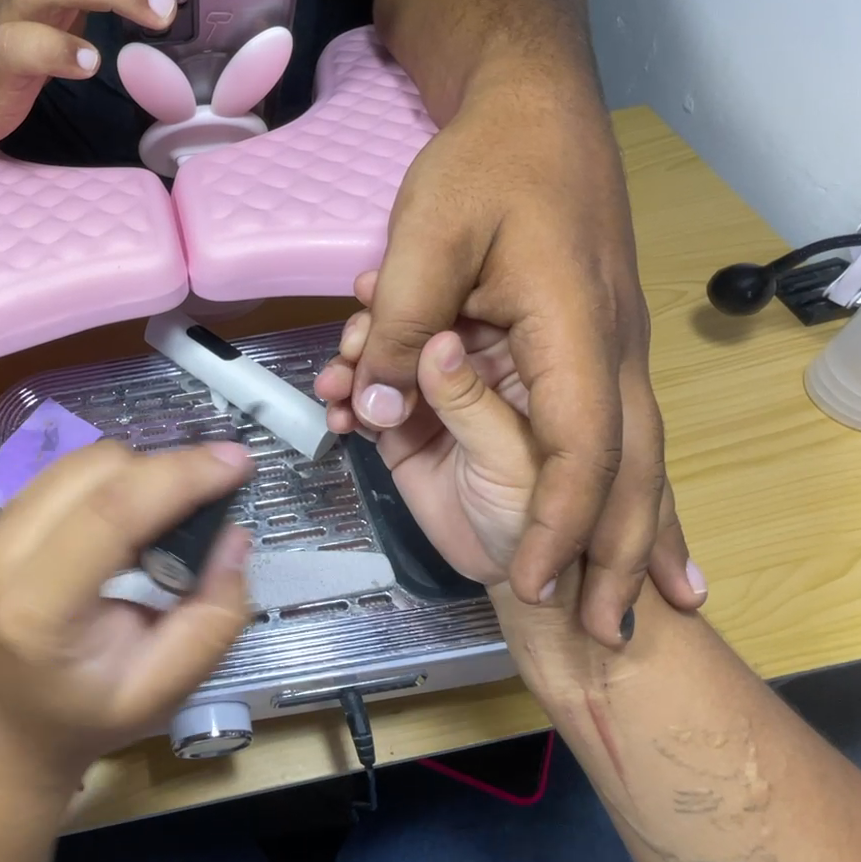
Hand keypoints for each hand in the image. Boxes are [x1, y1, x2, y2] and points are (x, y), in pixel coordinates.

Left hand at [0, 440, 254, 774]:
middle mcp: (8, 553)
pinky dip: (120, 476)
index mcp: (42, 608)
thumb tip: (234, 535)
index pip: (110, 514)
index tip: (239, 464)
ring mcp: (0, 526)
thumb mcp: (165, 691)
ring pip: (89, 459)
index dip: (179, 477)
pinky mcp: (8, 512)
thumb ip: (212, 619)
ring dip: (145, 472)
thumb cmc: (91, 708)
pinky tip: (138, 514)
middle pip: (100, 472)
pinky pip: (76, 467)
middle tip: (214, 498)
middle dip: (169, 470)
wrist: (21, 715)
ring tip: (173, 516)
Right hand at [315, 274, 537, 583]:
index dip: (417, 299)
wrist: (496, 572)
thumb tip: (436, 341)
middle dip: (373, 334)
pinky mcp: (397, 427)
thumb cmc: (528, 515)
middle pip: (411, 330)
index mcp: (513, 361)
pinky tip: (336, 416)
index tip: (372, 289)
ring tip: (333, 386)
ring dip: (351, 370)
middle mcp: (467, 368)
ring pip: (382, 363)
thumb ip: (471, 402)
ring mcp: (428, 397)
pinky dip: (344, 405)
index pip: (459, 312)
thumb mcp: (508, 457)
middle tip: (348, 345)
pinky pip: (363, 404)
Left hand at [343, 89, 704, 645]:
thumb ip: (402, 331)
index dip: (558, 524)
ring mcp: (608, 343)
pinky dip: (606, 472)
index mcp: (577, 331)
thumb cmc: (485, 166)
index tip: (530, 584)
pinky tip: (630, 513)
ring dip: (622, 523)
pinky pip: (600, 417)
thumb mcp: (425, 242)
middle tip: (610, 631)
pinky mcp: (589, 334)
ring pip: (623, 448)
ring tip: (639, 599)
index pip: (580, 449)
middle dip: (617, 553)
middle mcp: (611, 349)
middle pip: (629, 467)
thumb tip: (376, 408)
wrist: (538, 108)